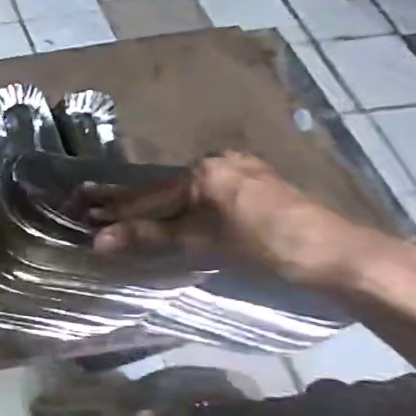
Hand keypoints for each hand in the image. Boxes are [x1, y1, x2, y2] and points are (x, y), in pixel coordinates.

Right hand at [83, 151, 410, 289]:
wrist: (334, 252)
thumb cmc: (266, 245)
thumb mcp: (203, 241)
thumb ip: (151, 236)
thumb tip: (99, 240)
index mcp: (203, 172)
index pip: (148, 194)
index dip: (114, 207)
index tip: (81, 208)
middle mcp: (217, 162)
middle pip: (162, 187)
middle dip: (127, 200)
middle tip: (88, 200)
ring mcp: (238, 170)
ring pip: (182, 189)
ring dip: (151, 203)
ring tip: (118, 209)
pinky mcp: (252, 184)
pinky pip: (202, 192)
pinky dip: (178, 204)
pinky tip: (166, 209)